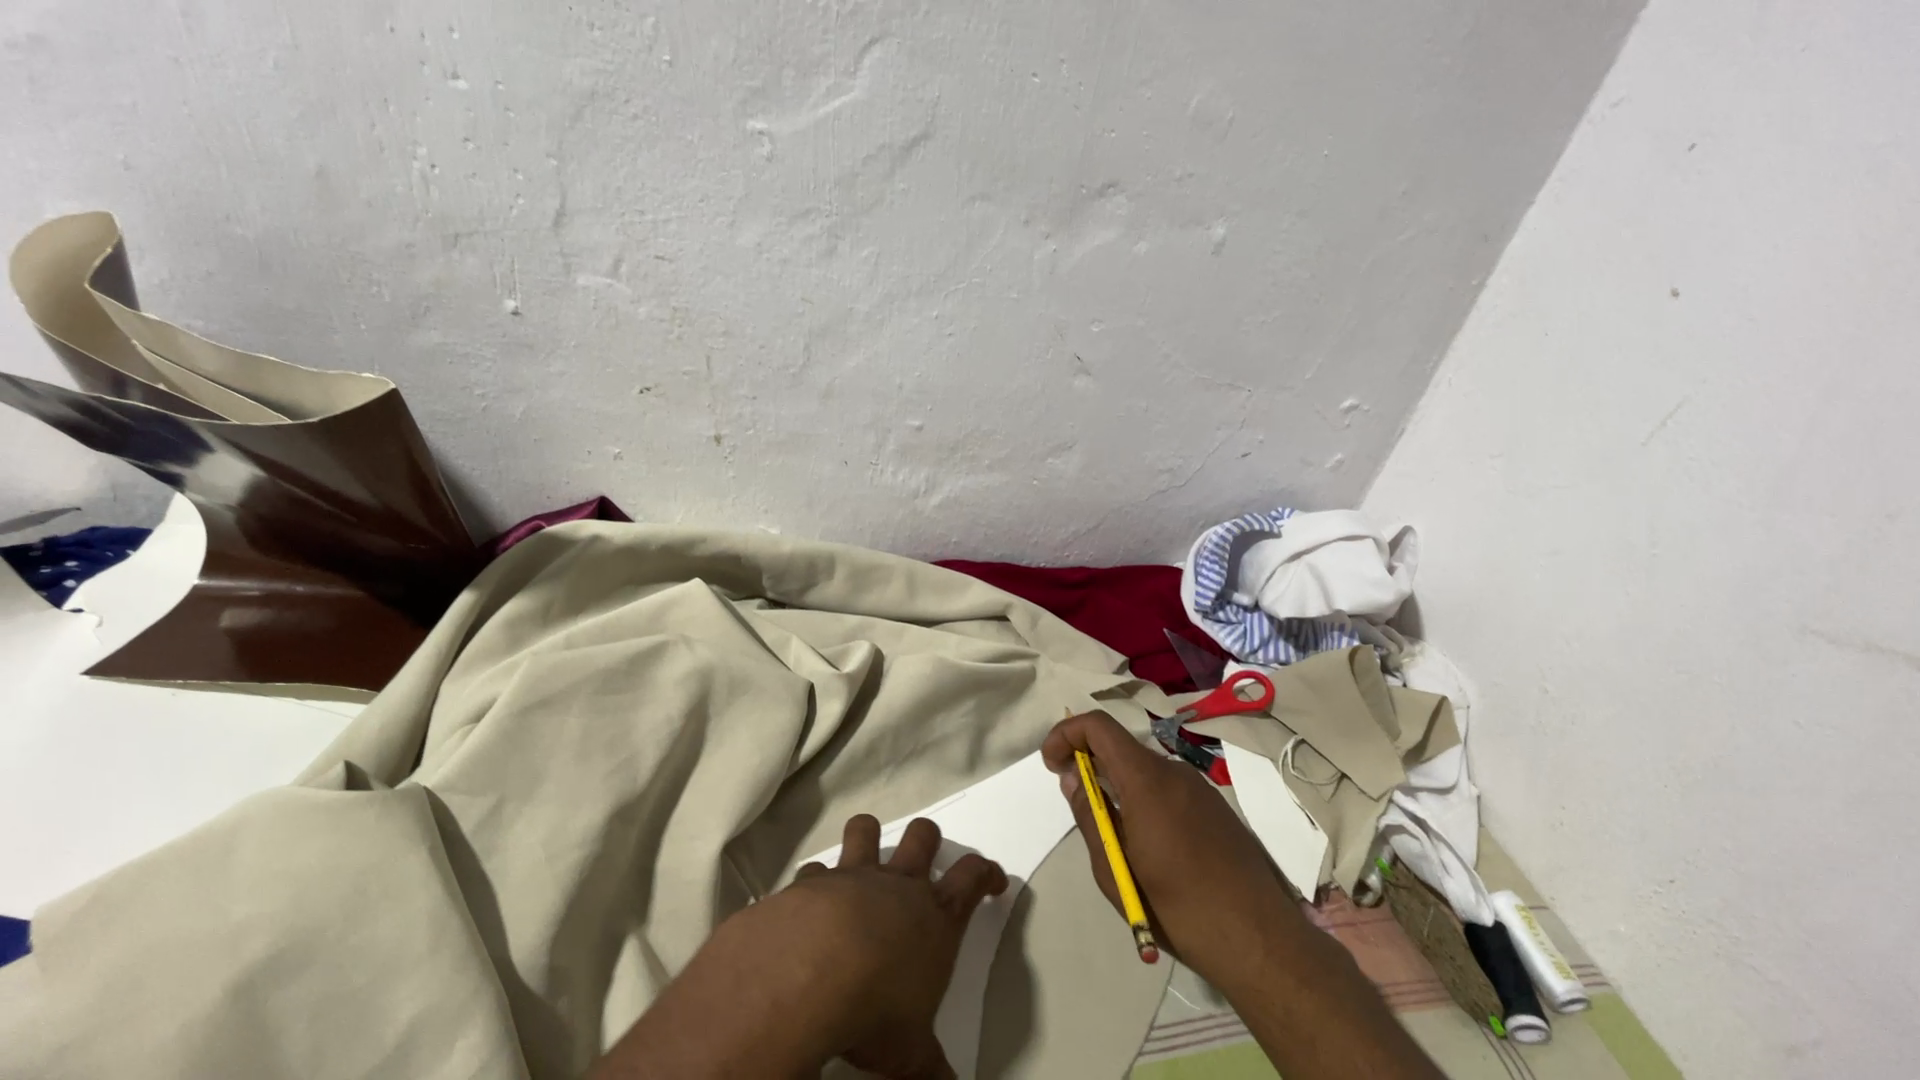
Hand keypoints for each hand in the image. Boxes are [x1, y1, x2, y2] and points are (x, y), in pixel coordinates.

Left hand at [591, 814, 1005, 1079]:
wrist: (805, 976)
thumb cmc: (874, 1010)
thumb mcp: (910, 1052)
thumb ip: (931, 1067)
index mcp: (935, 917)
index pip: (973, 876)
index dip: (986, 872)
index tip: (992, 880)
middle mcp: (897, 886)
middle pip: (922, 836)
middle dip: (927, 838)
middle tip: (926, 854)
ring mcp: (851, 877)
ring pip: (865, 830)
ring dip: (868, 837)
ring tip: (865, 851)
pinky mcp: (808, 883)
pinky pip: (814, 869)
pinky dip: (815, 881)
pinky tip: (809, 901)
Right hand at [1042, 710, 1294, 987]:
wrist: (1258, 939)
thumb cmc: (1176, 909)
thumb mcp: (1115, 869)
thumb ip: (1090, 816)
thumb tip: (1074, 779)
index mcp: (1148, 782)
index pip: (1099, 727)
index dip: (1067, 735)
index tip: (1052, 766)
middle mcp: (1176, 773)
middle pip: (1122, 746)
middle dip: (1089, 761)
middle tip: (1075, 800)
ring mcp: (1201, 789)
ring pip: (1145, 769)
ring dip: (1117, 783)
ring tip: (1110, 832)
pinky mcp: (1216, 808)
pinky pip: (1168, 787)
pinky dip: (1143, 797)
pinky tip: (1146, 843)